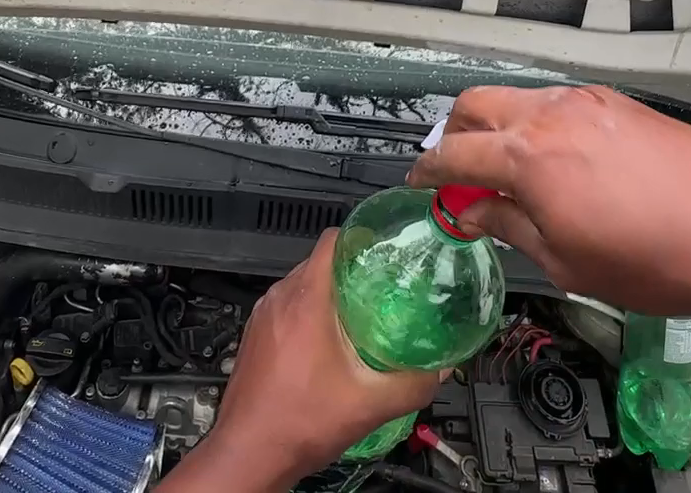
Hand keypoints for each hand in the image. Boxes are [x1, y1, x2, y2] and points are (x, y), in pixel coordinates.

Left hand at [162, 230, 441, 490]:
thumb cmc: (295, 423)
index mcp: (306, 299)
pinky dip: (309, 313)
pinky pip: (287, 307)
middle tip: (382, 287)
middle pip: (320, 262)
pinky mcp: (256, 333)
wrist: (250, 453)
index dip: (361, 237)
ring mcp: (264, 315)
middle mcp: (280, 298)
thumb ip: (412, 384)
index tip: (384, 247)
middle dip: (352, 270)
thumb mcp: (369, 405)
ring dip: (330, 294)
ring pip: (303, 285)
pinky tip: (329, 342)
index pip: (332, 240)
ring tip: (360, 315)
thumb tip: (440, 369)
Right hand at [409, 85, 690, 314]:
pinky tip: (556, 159)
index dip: (428, 171)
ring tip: (510, 168)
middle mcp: (548, 115)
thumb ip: (507, 224)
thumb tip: (470, 211)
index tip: (421, 183)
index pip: (453, 153)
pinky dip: (534, 122)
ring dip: (495, 125)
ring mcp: (584, 101)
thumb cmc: (656, 260)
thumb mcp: (565, 259)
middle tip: (459, 172)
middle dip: (453, 133)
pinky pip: (554, 102)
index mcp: (527, 156)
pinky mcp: (614, 102)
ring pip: (513, 97)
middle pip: (472, 104)